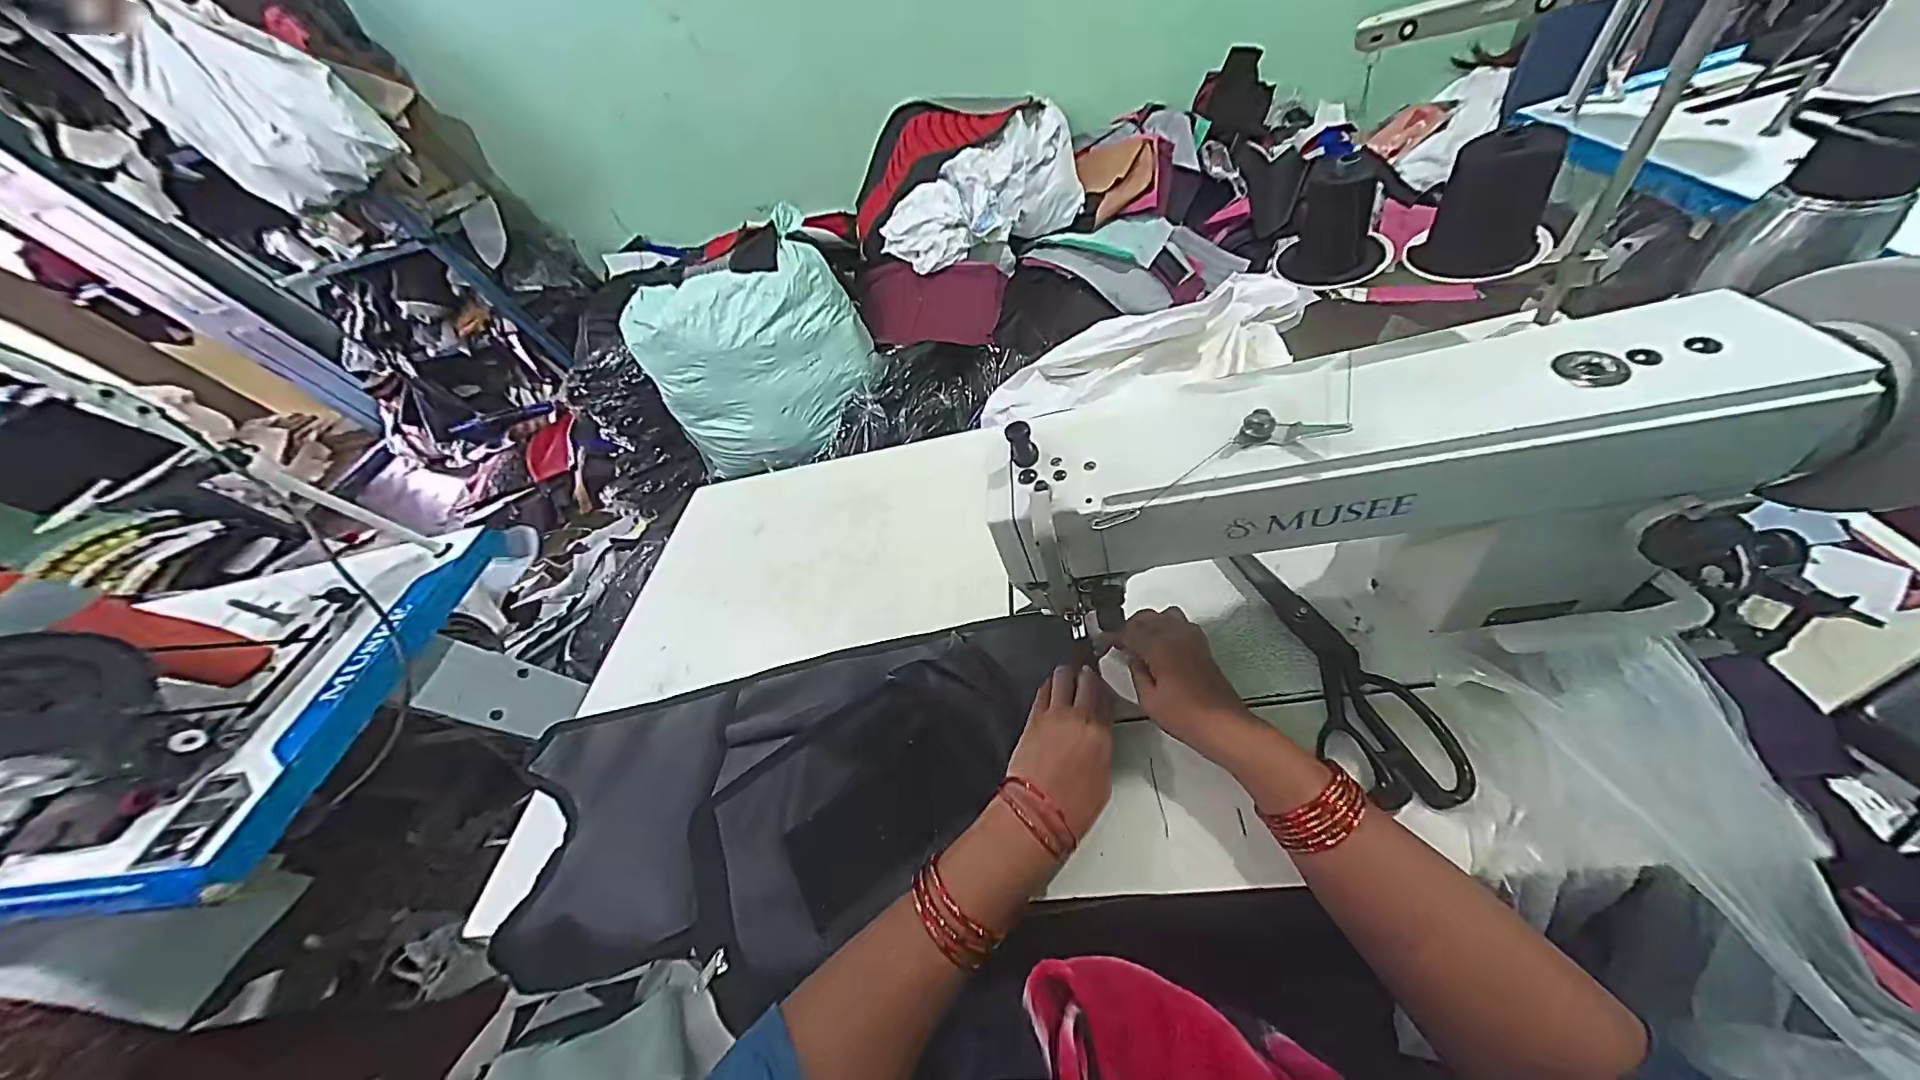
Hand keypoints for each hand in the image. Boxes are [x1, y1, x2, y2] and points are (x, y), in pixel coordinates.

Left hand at [1005, 665, 1113, 839]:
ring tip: (1068, 675)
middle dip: (1087, 674)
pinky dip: (1048, 686)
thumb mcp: (1103, 781)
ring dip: (1067, 675)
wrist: (1037, 812)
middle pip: (1085, 680)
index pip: (1106, 698)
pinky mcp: (1032, 719)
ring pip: (1061, 678)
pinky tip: (1050, 688)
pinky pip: (1042, 692)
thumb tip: (1097, 743)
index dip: (1105, 688)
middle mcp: (1078, 719)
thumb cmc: (1071, 807)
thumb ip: (1102, 751)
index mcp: (1101, 735)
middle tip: (1087, 672)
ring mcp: (1053, 716)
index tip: (1103, 684)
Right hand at [1118, 608, 1258, 757]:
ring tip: (1139, 641)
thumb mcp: (1148, 699)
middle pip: (1147, 617)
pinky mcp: (1202, 647)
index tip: (1105, 640)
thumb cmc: (1190, 715)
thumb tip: (1132, 660)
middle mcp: (1178, 635)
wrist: (1222, 725)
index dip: (1113, 635)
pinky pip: (1180, 625)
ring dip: (1149, 625)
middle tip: (1118, 642)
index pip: (1129, 630)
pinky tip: (1160, 645)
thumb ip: (1136, 672)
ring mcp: (1193, 639)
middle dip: (1129, 627)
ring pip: (1165, 616)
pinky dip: (1166, 629)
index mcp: (1160, 645)